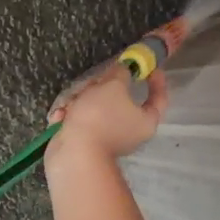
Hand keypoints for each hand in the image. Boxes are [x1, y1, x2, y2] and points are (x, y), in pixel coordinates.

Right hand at [46, 60, 168, 162]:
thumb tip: (123, 70)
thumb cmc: (100, 118)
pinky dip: (70, 116)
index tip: (149, 66)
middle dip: (101, 87)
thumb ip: (121, 73)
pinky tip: (60, 117)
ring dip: (79, 100)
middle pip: (119, 99)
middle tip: (92, 83)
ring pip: (96, 107)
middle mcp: (129, 131)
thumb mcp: (114, 85)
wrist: (73, 154)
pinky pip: (81, 120)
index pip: (159, 98)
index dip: (156, 80)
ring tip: (69, 104)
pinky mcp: (86, 142)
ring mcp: (106, 138)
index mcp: (145, 121)